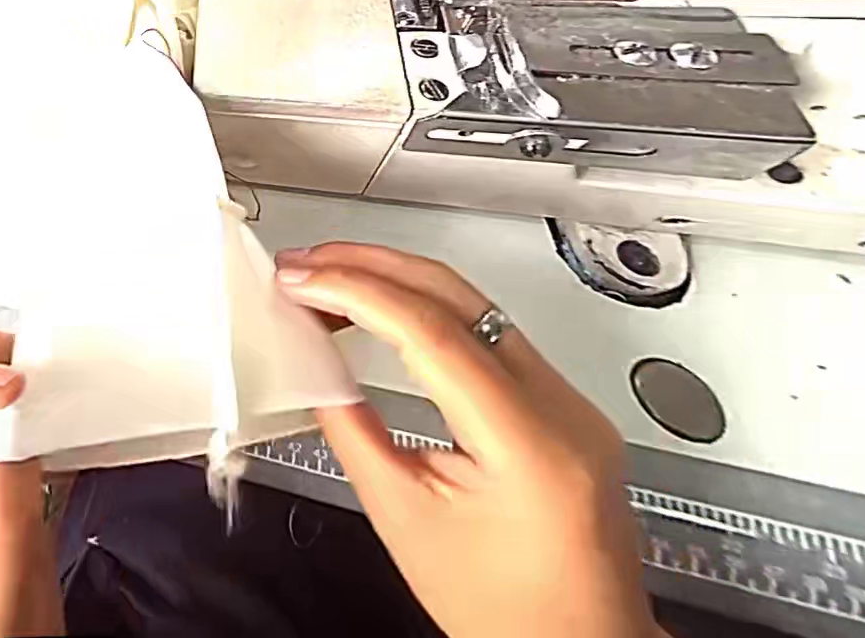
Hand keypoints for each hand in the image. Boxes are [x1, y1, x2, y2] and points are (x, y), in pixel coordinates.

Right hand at [276, 243, 658, 637]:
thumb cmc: (499, 609)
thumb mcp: (401, 516)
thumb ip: (350, 425)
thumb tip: (311, 357)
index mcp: (528, 443)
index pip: (430, 331)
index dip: (355, 292)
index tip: (300, 279)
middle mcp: (559, 403)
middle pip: (452, 294)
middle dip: (368, 264)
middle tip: (305, 262)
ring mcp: (564, 392)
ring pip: (466, 298)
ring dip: (390, 274)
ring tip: (327, 273)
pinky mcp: (554, 392)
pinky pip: (477, 322)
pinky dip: (415, 301)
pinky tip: (375, 302)